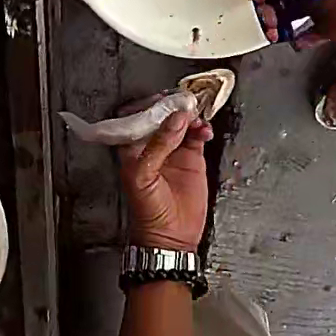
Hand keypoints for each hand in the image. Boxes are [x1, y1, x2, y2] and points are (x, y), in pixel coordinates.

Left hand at [118, 110, 213, 251]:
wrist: (170, 236)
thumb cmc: (147, 209)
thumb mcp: (144, 175)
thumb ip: (159, 146)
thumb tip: (176, 118)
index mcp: (131, 147)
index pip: (135, 117)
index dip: (146, 106)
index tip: (160, 99)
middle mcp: (151, 145)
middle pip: (160, 116)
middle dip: (170, 106)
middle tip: (182, 100)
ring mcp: (172, 149)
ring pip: (180, 122)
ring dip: (188, 115)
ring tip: (195, 115)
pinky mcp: (191, 157)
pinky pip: (197, 135)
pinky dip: (202, 128)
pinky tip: (204, 130)